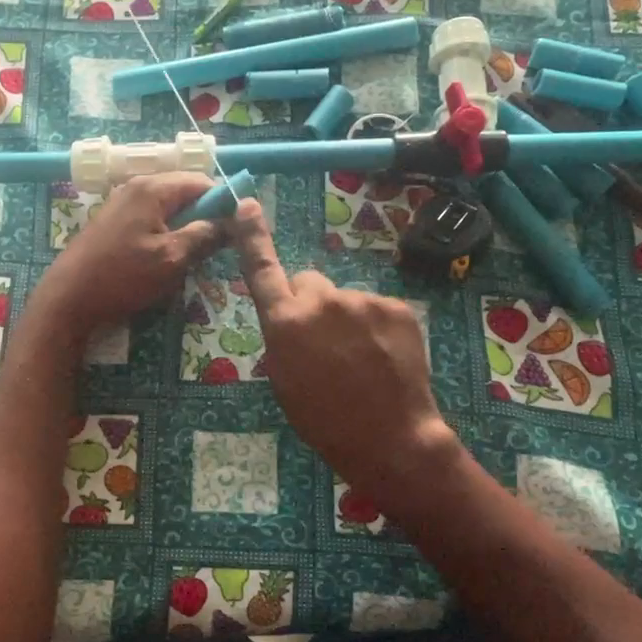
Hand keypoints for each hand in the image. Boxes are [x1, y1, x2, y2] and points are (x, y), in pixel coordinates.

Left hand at [30, 172, 221, 333]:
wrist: (69, 298)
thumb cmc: (123, 276)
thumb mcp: (172, 258)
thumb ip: (204, 236)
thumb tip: (231, 222)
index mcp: (153, 188)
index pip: (203, 182)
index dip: (224, 203)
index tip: (237, 230)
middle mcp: (136, 187)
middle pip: (184, 193)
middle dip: (204, 217)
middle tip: (217, 247)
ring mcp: (121, 204)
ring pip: (167, 209)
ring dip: (184, 229)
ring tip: (193, 258)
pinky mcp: (112, 223)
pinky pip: (150, 220)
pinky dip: (164, 235)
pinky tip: (166, 260)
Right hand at [230, 200, 459, 502]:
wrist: (390, 437)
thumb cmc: (323, 419)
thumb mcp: (284, 380)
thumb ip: (283, 338)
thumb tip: (292, 320)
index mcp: (284, 322)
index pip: (262, 269)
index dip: (251, 236)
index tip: (245, 205)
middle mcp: (321, 300)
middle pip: (308, 283)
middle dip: (310, 304)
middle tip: (323, 345)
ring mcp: (362, 300)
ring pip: (344, 300)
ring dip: (346, 320)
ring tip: (359, 361)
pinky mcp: (396, 306)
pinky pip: (375, 308)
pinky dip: (376, 327)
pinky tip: (383, 358)